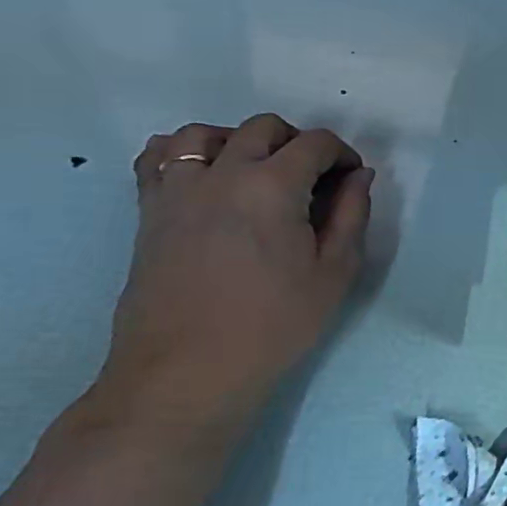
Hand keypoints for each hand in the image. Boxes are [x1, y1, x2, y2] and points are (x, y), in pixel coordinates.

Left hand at [102, 114, 372, 436]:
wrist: (184, 377)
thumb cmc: (272, 325)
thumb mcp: (335, 272)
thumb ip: (352, 214)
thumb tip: (358, 177)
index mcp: (273, 186)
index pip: (316, 143)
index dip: (342, 155)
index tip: (350, 182)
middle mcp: (222, 176)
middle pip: (263, 128)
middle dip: (297, 142)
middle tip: (311, 179)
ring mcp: (178, 193)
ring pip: (203, 134)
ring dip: (237, 140)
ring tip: (255, 171)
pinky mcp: (148, 215)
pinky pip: (156, 160)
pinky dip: (182, 153)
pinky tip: (205, 176)